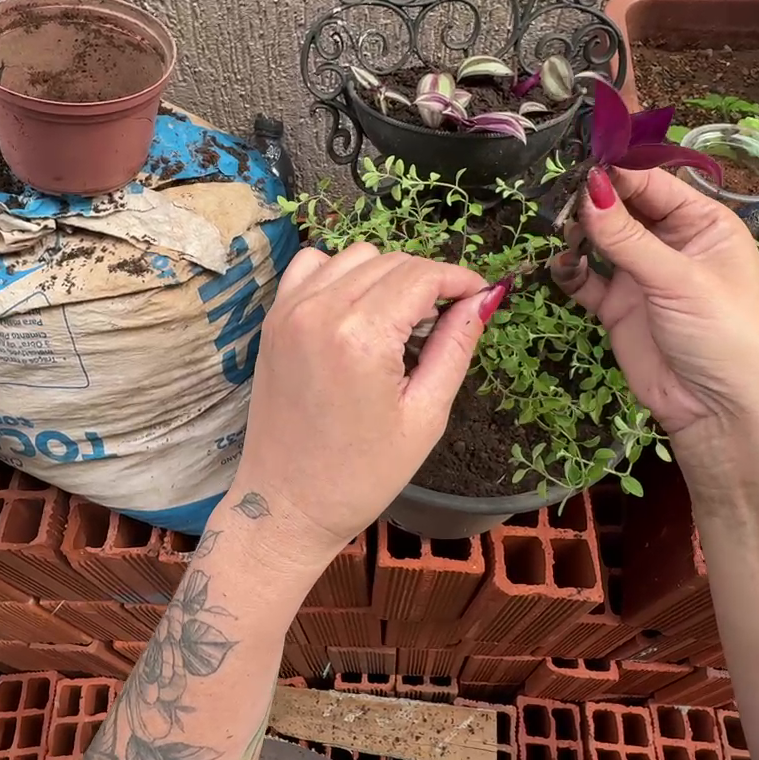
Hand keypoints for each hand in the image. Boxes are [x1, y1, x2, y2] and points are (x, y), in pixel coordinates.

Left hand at [230, 242, 500, 570]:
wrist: (285, 503)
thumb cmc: (360, 474)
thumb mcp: (425, 415)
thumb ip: (456, 346)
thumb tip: (484, 298)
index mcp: (361, 337)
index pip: (422, 275)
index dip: (460, 278)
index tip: (481, 294)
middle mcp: (320, 310)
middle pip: (392, 261)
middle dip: (428, 281)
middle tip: (444, 320)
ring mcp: (290, 310)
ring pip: (356, 256)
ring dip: (387, 276)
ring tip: (400, 321)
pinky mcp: (274, 318)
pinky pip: (313, 264)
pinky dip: (341, 273)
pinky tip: (356, 308)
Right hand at [552, 165, 758, 450]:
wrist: (722, 416)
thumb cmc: (726, 336)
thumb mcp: (679, 280)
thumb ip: (628, 236)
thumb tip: (588, 186)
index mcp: (701, 223)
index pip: (651, 183)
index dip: (614, 172)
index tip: (574, 164)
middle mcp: (669, 241)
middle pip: (620, 206)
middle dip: (589, 200)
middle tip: (553, 194)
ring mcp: (640, 274)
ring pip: (597, 239)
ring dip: (575, 233)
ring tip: (554, 230)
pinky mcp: (616, 305)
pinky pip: (584, 277)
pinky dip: (569, 269)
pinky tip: (561, 267)